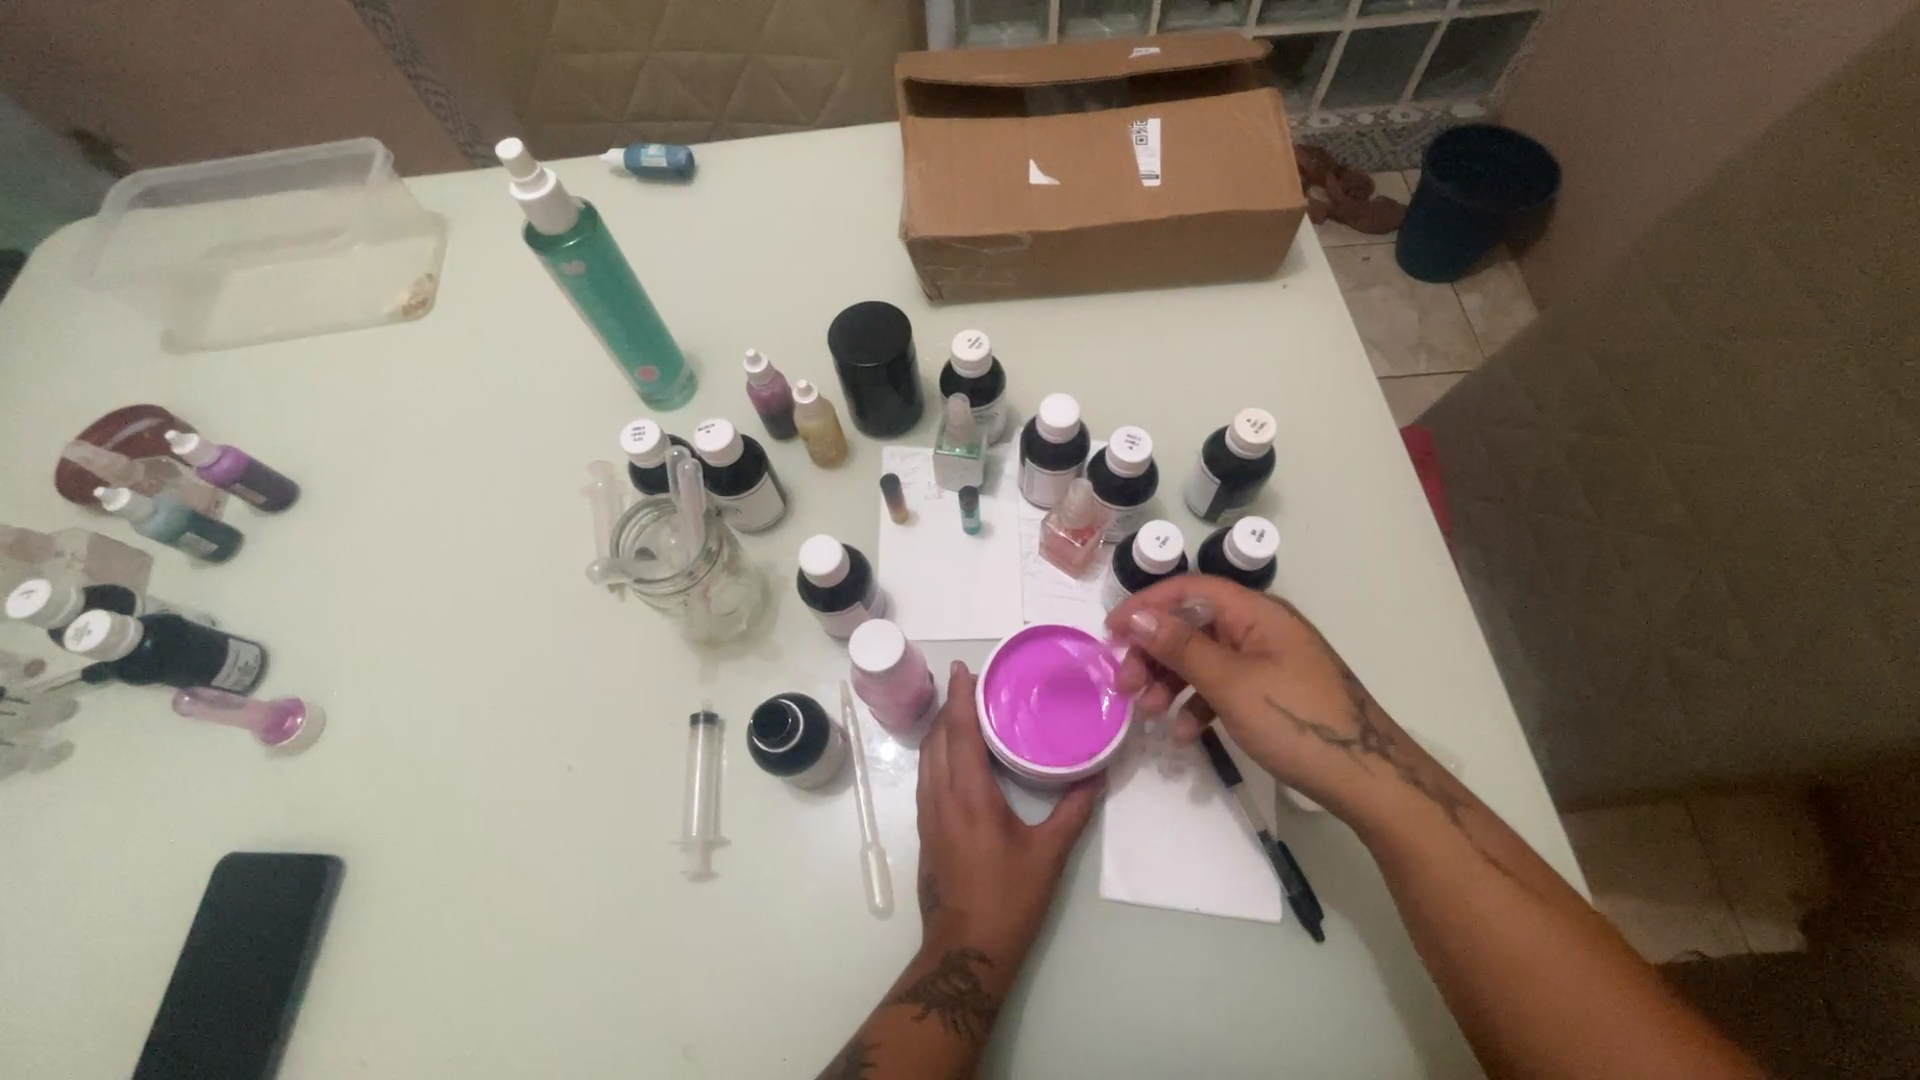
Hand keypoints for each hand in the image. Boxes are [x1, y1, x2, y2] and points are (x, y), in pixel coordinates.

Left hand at [914, 662, 1101, 958]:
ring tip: (963, 709)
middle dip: (950, 705)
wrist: (965, 950)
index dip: (961, 697)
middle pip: (938, 737)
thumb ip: (1073, 811)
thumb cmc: (1009, 899)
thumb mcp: (1048, 854)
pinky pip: (927, 774)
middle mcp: (940, 797)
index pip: (960, 732)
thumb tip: (1096, 775)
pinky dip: (938, 751)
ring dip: (941, 727)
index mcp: (969, 796)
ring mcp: (927, 813)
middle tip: (970, 682)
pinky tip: (956, 753)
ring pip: (927, 756)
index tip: (963, 668)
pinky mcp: (925, 828)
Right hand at [1106, 575, 1402, 817]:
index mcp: (1256, 614)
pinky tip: (1184, 734)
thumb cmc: (1297, 721)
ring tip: (1150, 714)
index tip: (1110, 634)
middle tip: (1126, 686)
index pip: (1190, 590)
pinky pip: (1221, 688)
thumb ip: (1181, 647)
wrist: (1368, 779)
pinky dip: (1197, 705)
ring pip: (1202, 660)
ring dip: (1170, 682)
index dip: (1146, 606)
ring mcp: (1265, 662)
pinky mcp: (1268, 693)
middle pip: (1191, 626)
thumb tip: (1136, 615)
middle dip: (1153, 653)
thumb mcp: (1231, 683)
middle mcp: (1259, 629)